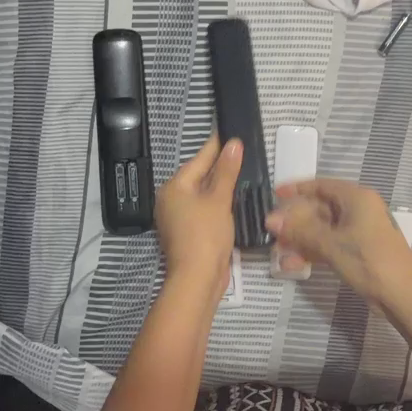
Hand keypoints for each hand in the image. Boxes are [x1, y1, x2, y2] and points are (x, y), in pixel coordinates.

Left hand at [155, 135, 243, 293]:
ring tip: (240, 172)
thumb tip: (233, 144)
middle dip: (218, 166)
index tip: (229, 132)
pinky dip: (217, 203)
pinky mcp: (188, 232)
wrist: (198, 278)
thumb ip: (227, 171)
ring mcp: (177, 218)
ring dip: (220, 185)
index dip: (215, 147)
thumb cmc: (206, 234)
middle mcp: (171, 200)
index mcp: (174, 188)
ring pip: (201, 194)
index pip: (198, 160)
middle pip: (198, 177)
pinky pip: (203, 209)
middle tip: (240, 151)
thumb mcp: (219, 199)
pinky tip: (233, 199)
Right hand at [264, 178, 411, 302]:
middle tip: (271, 232)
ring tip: (278, 251)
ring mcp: (358, 231)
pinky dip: (313, 251)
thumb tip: (270, 220)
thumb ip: (300, 231)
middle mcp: (358, 209)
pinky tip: (294, 264)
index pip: (320, 185)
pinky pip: (330, 244)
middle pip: (319, 208)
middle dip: (295, 221)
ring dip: (301, 239)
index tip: (273, 195)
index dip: (296, 189)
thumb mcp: (331, 245)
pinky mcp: (358, 250)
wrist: (402, 296)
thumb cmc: (368, 261)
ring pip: (323, 229)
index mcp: (356, 198)